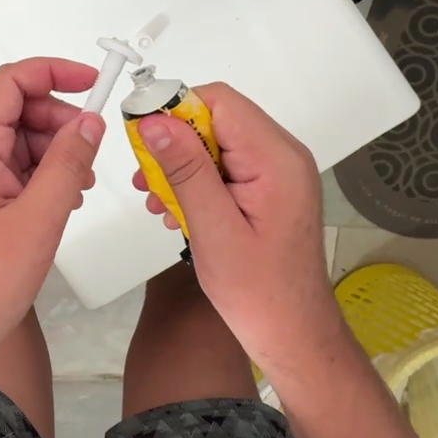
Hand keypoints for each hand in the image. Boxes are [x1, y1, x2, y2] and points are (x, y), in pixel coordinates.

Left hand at [0, 57, 103, 371]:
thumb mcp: (38, 221)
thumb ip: (67, 164)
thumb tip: (90, 123)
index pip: (10, 82)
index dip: (53, 72)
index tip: (93, 82)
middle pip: (15, 110)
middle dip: (59, 120)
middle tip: (92, 150)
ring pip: (16, 141)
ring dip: (53, 152)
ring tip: (80, 185)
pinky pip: (10, 170)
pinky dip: (40, 176)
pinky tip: (61, 201)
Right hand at [132, 84, 344, 372]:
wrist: (294, 335)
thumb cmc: (258, 292)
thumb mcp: (213, 228)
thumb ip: (185, 169)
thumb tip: (154, 121)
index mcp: (276, 159)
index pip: (219, 101)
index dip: (176, 110)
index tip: (143, 139)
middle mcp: (282, 154)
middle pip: (216, 119)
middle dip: (175, 143)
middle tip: (147, 179)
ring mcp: (277, 170)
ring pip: (215, 141)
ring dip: (181, 165)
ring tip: (158, 201)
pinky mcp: (268, 186)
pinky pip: (224, 163)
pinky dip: (196, 179)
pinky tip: (177, 209)